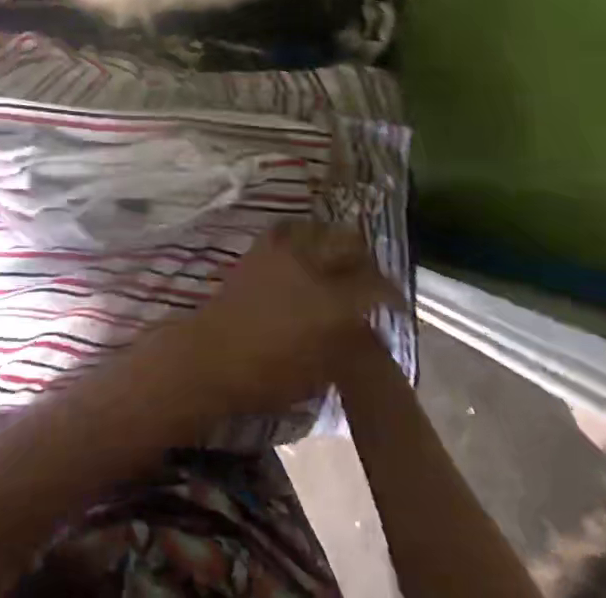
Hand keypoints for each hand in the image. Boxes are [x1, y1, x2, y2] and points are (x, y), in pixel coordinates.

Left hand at [147, 222, 401, 418]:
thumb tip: (368, 328)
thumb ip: (351, 345)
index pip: (377, 286)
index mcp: (334, 303)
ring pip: (319, 229)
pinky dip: (301, 232)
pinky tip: (304, 246)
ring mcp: (283, 254)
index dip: (392, 294)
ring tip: (338, 256)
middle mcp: (312, 268)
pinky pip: (286, 229)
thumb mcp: (322, 372)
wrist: (211, 357)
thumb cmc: (269, 377)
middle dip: (366, 259)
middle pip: (351, 245)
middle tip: (368, 277)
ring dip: (334, 239)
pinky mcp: (258, 251)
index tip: (395, 305)